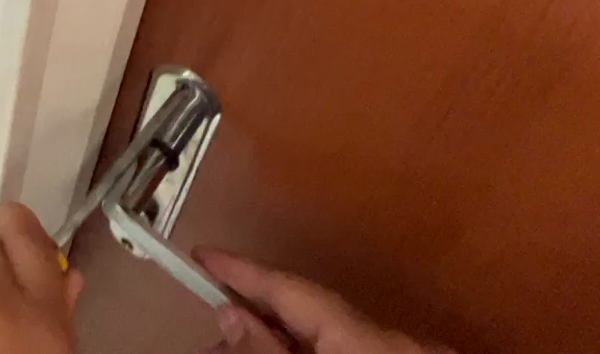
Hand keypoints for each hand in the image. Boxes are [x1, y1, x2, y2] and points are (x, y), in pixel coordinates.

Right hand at [193, 250, 450, 353]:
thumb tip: (230, 314)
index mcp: (369, 342)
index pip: (292, 289)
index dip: (242, 271)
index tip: (201, 256)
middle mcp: (399, 344)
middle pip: (312, 315)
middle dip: (259, 321)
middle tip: (213, 336)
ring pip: (332, 341)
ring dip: (285, 346)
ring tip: (242, 353)